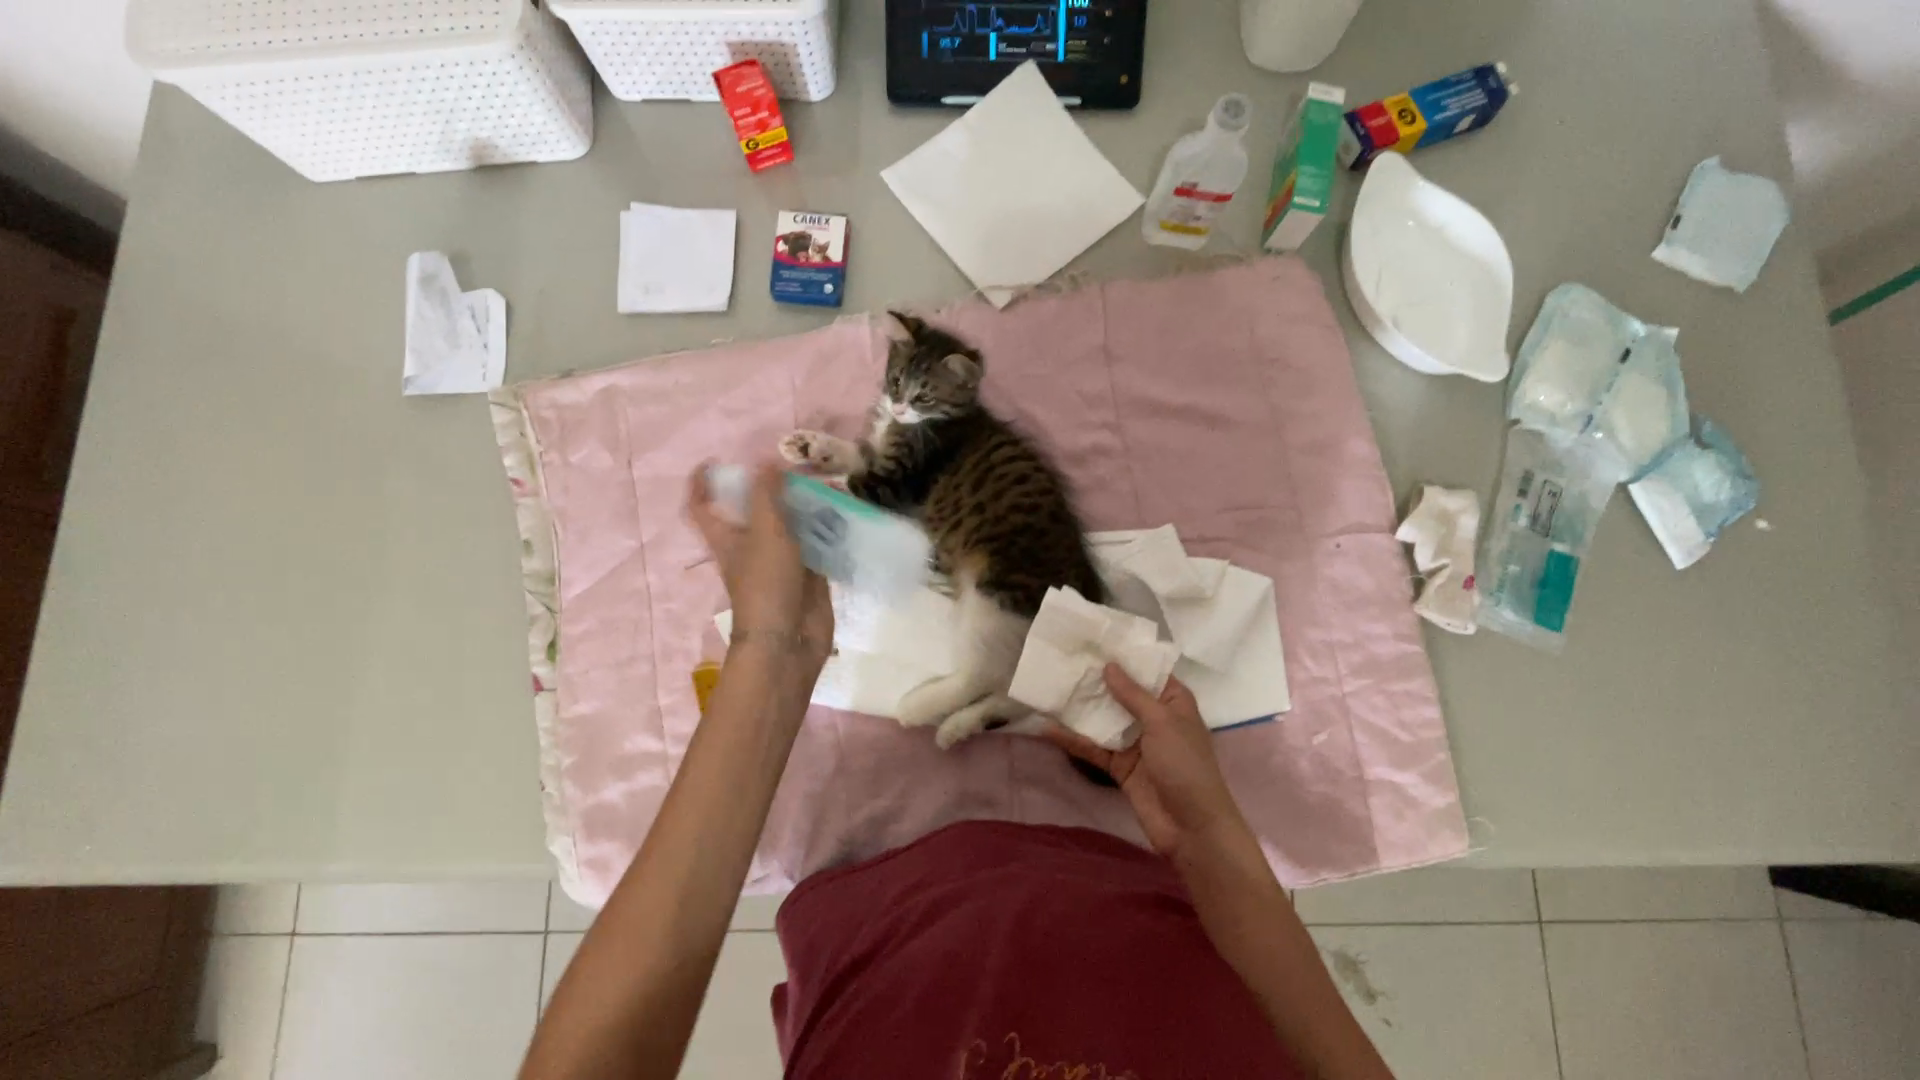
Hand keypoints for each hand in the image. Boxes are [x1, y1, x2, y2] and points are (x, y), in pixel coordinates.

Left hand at [686, 465, 833, 671]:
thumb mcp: (765, 531)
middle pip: (755, 509)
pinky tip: (845, 513)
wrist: (788, 640)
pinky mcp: (807, 574)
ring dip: (806, 505)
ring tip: (830, 483)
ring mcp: (780, 560)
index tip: (715, 461)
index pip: (702, 505)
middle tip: (797, 466)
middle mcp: (751, 545)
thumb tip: (767, 461)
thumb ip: (767, 494)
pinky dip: (828, 528)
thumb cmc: (766, 584)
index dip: (702, 483)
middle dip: (773, 486)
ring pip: (790, 523)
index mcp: (727, 536)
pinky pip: (816, 543)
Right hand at [1043, 666, 1253, 862]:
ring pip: (1104, 719)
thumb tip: (1109, 665)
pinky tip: (1048, 729)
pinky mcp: (1120, 767)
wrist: (1191, 827)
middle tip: (1064, 659)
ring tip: (1051, 688)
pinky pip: (1094, 748)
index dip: (1124, 656)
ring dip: (1081, 708)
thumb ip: (1133, 695)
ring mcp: (1136, 743)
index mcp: (1173, 702)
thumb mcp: (1162, 722)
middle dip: (1096, 680)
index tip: (1094, 639)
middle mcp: (1154, 718)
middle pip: (1121, 693)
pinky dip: (1074, 740)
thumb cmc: (1185, 765)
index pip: (1147, 671)